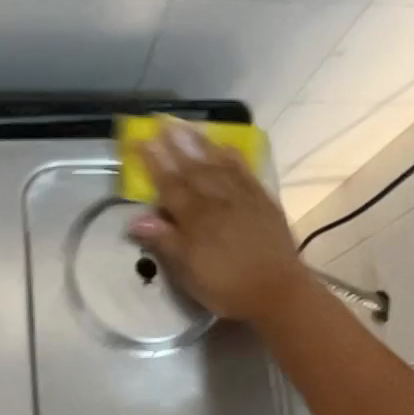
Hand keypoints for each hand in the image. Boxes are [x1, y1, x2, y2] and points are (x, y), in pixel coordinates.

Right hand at [129, 118, 312, 324]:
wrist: (278, 293)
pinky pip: (245, 172)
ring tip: (187, 126)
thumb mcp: (188, 272)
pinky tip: (225, 147)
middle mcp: (218, 200)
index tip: (141, 140)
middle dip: (176, 145)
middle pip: (193, 168)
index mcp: (196, 218)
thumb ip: (165, 241)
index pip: (170, 185)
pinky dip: (233, 157)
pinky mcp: (263, 202)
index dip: (154, 162)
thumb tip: (135, 220)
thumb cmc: (227, 286)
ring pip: (218, 164)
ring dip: (201, 144)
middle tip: (162, 122)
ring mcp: (243, 198)